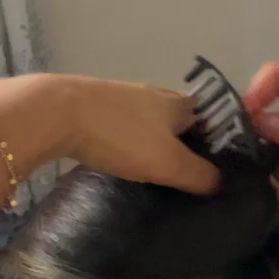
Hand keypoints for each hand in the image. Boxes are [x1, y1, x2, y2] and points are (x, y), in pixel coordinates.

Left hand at [0, 75, 220, 195]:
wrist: (56, 112)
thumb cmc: (121, 135)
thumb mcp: (167, 162)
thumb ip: (198, 175)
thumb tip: (222, 183)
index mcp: (177, 102)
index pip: (210, 118)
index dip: (218, 140)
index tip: (220, 168)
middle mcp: (154, 94)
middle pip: (179, 120)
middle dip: (186, 144)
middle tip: (190, 177)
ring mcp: (122, 98)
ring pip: (150, 123)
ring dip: (155, 144)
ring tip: (158, 174)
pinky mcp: (95, 107)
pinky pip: (124, 128)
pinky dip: (129, 143)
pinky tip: (124, 161)